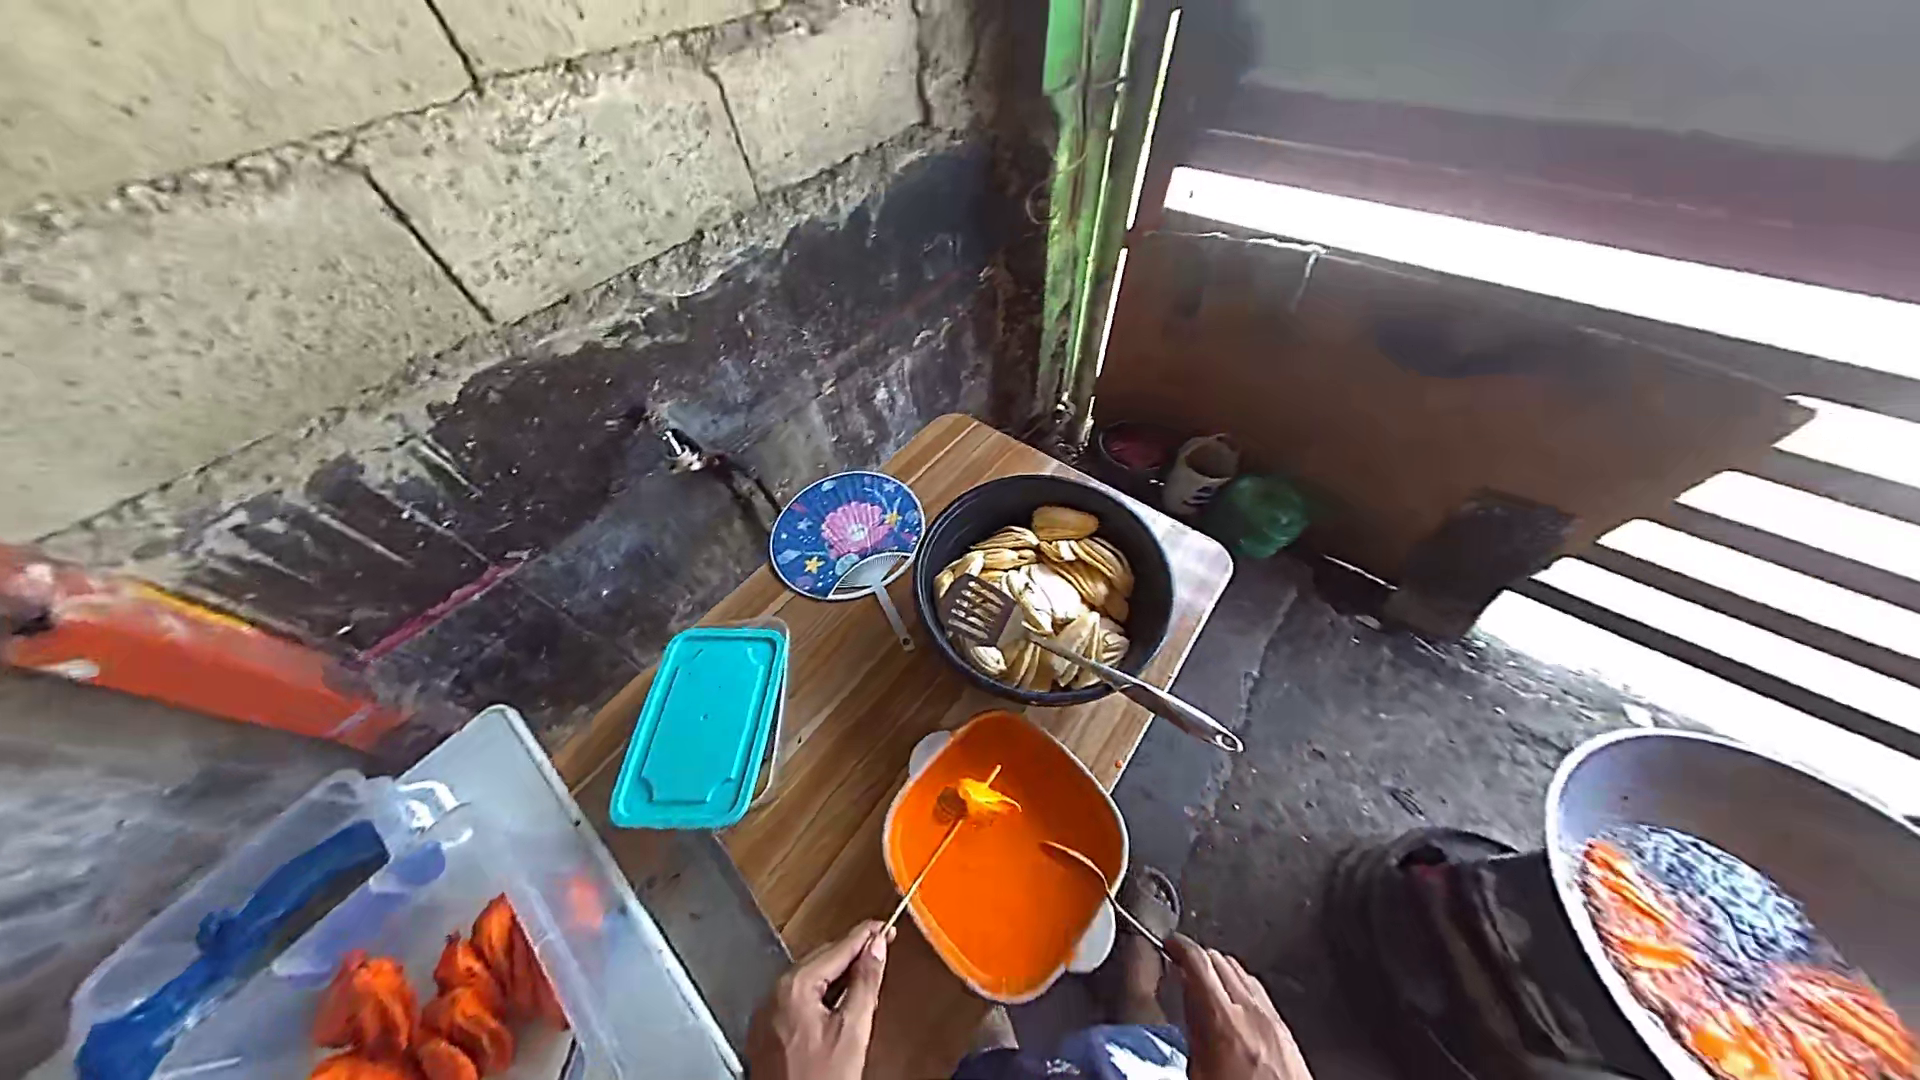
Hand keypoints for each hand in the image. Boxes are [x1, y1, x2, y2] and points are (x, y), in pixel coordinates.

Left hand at [747, 920, 893, 1079]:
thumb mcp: (853, 1031)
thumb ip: (866, 982)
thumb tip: (877, 946)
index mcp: (796, 986)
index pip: (839, 947)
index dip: (866, 935)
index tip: (885, 927)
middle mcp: (775, 992)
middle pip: (823, 957)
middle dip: (852, 953)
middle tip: (880, 949)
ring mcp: (768, 1012)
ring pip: (810, 977)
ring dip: (837, 973)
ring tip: (864, 974)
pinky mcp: (766, 1031)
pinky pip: (798, 997)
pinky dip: (821, 992)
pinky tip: (837, 1002)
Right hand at [1170, 934, 1312, 1079]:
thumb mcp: (1200, 1074)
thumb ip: (1193, 1029)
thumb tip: (1186, 1001)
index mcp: (1222, 1021)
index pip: (1198, 960)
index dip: (1179, 946)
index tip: (1170, 944)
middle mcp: (1249, 1012)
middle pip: (1218, 958)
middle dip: (1198, 959)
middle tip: (1183, 969)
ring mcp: (1271, 1019)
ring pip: (1240, 970)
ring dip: (1219, 970)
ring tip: (1207, 985)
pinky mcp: (1286, 1031)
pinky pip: (1259, 990)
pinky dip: (1241, 985)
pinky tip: (1235, 1003)